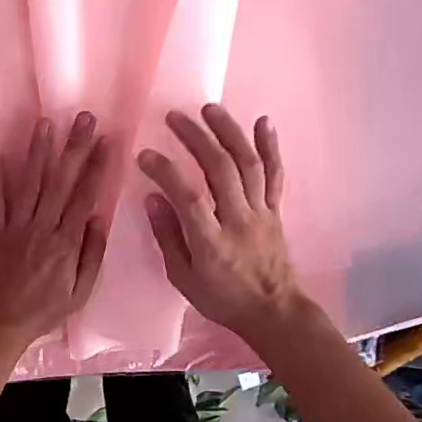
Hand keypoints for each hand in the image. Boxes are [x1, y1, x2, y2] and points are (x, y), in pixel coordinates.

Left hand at [0, 112, 111, 352]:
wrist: (1, 323)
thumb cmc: (45, 310)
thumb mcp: (80, 293)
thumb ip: (92, 255)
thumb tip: (100, 219)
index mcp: (65, 244)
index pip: (84, 197)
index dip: (96, 167)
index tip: (106, 141)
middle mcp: (40, 229)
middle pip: (59, 182)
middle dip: (72, 148)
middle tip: (82, 119)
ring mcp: (14, 228)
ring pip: (28, 184)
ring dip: (37, 152)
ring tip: (45, 124)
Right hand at [138, 105, 308, 344]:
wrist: (274, 312)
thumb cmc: (223, 299)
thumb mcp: (184, 279)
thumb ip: (168, 238)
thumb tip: (153, 199)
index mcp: (211, 243)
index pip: (188, 198)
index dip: (166, 172)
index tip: (145, 156)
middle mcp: (239, 221)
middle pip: (220, 170)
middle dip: (197, 138)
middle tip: (175, 117)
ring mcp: (261, 213)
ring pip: (248, 164)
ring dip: (229, 132)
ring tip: (210, 109)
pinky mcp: (276, 210)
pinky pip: (275, 174)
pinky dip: (270, 146)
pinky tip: (262, 122)